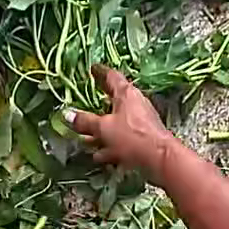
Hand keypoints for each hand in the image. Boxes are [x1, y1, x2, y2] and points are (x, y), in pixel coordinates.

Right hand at [65, 64, 179, 182]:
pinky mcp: (143, 140)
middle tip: (84, 106)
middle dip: (97, 107)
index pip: (111, 77)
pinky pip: (123, 139)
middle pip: (113, 102)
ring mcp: (140, 123)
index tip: (92, 69)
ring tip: (85, 139)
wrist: (160, 159)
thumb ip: (85, 122)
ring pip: (117, 124)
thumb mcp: (103, 128)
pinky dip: (111, 145)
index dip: (100, 72)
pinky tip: (99, 156)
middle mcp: (135, 105)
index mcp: (126, 94)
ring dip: (101, 132)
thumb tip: (68, 114)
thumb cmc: (132, 137)